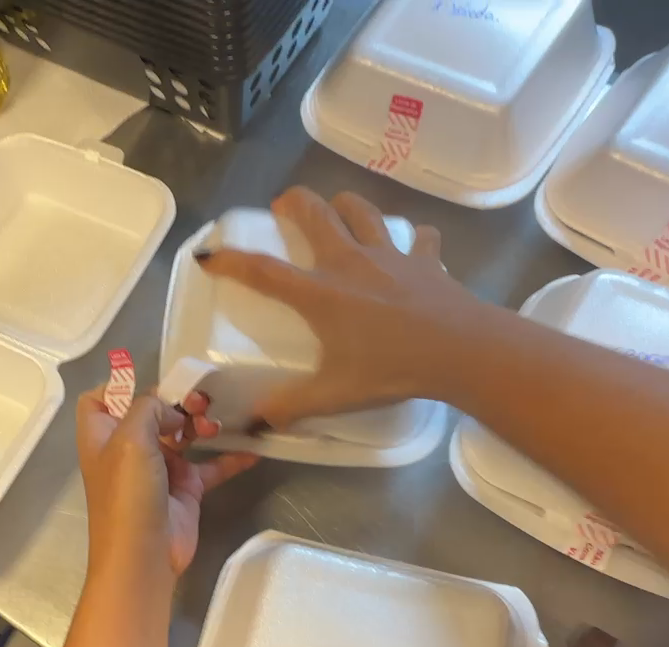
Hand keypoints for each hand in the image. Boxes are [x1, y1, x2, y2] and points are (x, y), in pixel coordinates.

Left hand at [76, 388, 257, 579]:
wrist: (144, 557)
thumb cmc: (128, 495)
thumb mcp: (130, 439)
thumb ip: (149, 408)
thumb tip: (171, 411)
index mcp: (102, 435)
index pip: (100, 399)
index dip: (120, 386)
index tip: (150, 384)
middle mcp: (127, 449)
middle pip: (151, 411)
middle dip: (175, 401)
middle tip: (197, 403)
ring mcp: (158, 469)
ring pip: (181, 434)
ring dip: (200, 424)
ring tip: (214, 426)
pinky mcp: (185, 489)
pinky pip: (210, 466)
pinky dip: (229, 457)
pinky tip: (252, 450)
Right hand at [197, 187, 494, 429]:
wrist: (459, 350)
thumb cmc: (390, 369)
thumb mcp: (334, 395)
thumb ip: (292, 407)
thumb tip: (256, 422)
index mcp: (320, 294)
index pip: (264, 271)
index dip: (232, 261)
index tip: (210, 255)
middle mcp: (349, 262)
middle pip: (315, 214)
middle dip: (293, 203)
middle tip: (282, 207)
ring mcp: (390, 255)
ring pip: (362, 210)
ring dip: (345, 204)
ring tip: (337, 210)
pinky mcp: (426, 259)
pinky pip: (419, 237)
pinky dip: (412, 238)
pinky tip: (412, 246)